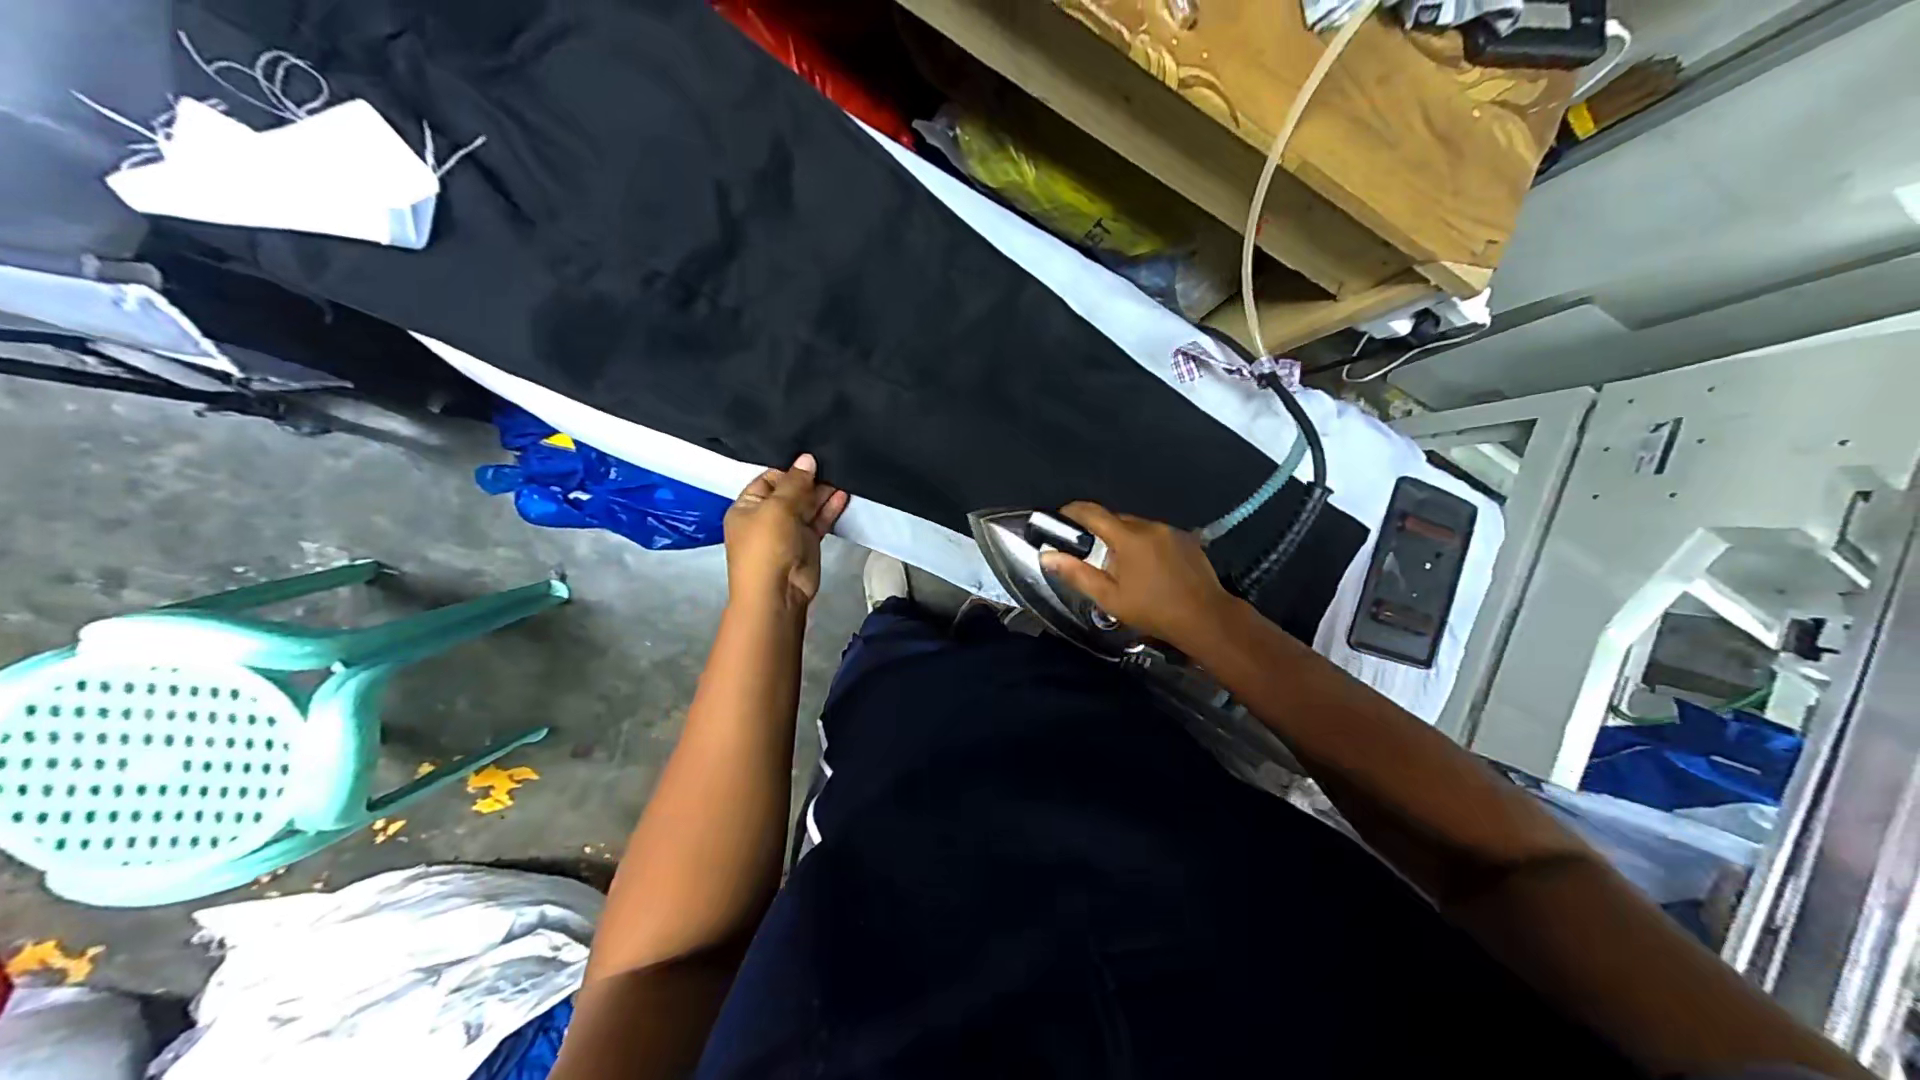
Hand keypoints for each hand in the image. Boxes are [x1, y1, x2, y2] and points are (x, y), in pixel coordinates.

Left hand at [724, 453, 849, 610]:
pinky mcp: (806, 542)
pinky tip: (842, 495)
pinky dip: (829, 508)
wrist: (777, 593)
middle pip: (790, 491)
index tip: (811, 458)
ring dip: (822, 493)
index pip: (769, 479)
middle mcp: (766, 517)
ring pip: (807, 505)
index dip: (789, 469)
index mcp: (747, 506)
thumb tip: (807, 459)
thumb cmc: (766, 547)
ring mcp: (787, 531)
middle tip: (831, 463)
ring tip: (841, 475)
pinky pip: (819, 520)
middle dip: (809, 480)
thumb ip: (795, 482)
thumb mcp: (777, 508)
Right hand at [1039, 501, 1238, 651]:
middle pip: (1116, 519)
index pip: (1093, 513)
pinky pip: (1157, 534)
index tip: (1060, 516)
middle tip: (1089, 551)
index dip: (1073, 511)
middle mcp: (1150, 526)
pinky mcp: (1187, 539)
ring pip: (1138, 526)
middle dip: (1100, 530)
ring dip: (1124, 538)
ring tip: (1120, 564)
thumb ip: (1077, 574)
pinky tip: (1147, 567)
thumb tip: (1048, 556)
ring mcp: (1172, 531)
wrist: (1206, 618)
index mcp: (1128, 538)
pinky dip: (1145, 544)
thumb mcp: (1109, 597)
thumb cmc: (1153, 610)